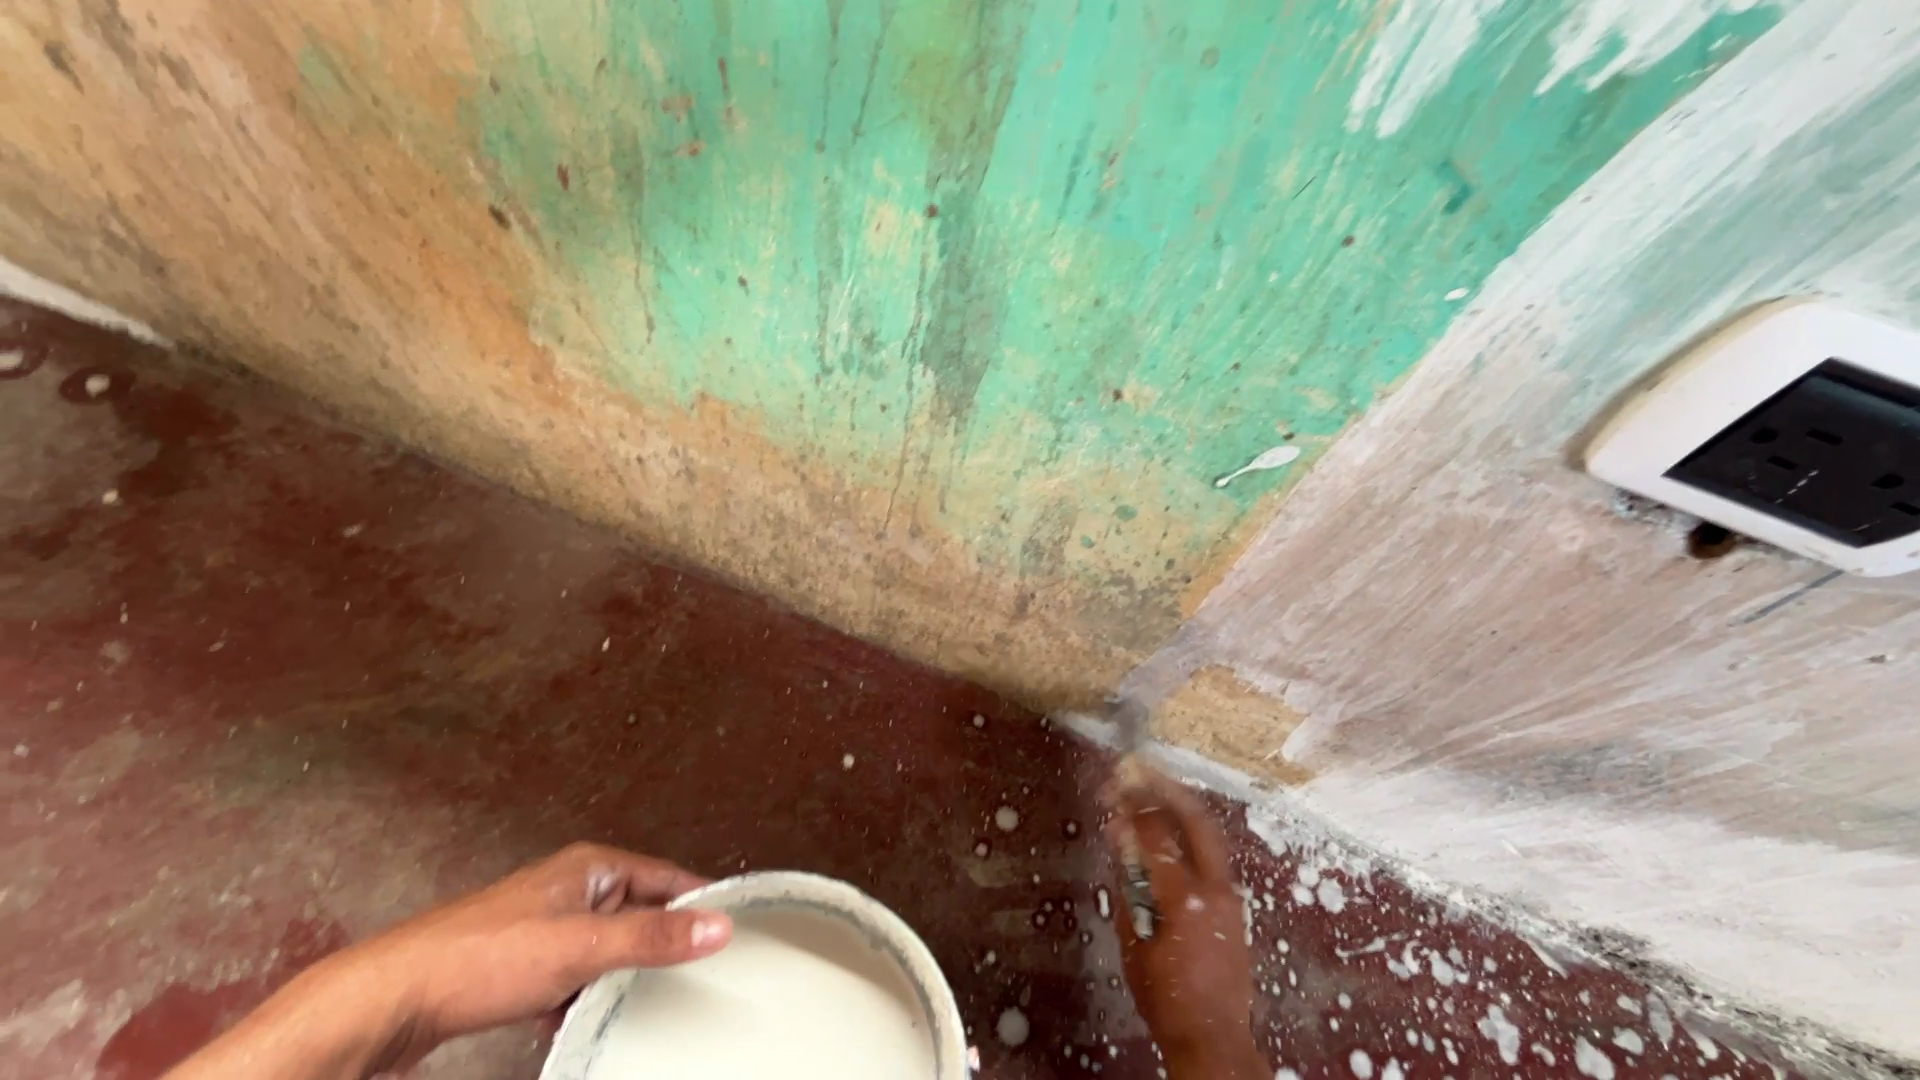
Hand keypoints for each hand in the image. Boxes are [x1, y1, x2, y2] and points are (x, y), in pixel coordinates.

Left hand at [361, 842, 731, 1063]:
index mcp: (593, 867)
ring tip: (634, 1003)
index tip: (730, 936)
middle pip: (639, 914)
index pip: (669, 878)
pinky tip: (577, 1019)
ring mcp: (547, 921)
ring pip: (607, 947)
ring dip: (618, 975)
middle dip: (658, 947)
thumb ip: (654, 939)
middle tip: (689, 979)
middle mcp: (574, 886)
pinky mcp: (524, 958)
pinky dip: (583, 994)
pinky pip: (576, 972)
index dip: (700, 905)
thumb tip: (720, 926)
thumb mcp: (582, 949)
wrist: (391, 1001)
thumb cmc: (483, 959)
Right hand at [1106, 771, 1266, 1079]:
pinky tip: (1173, 830)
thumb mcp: (1133, 941)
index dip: (1131, 805)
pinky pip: (1212, 856)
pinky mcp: (1235, 905)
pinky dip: (1190, 835)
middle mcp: (1214, 886)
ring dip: (1181, 807)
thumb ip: (1129, 887)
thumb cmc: (1163, 994)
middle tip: (1142, 768)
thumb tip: (1120, 842)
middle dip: (1167, 787)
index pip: (1154, 834)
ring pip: (1209, 835)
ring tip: (1157, 787)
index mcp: (1184, 896)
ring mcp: (1231, 895)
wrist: (1212, 1035)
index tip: (1114, 784)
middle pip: (1195, 819)